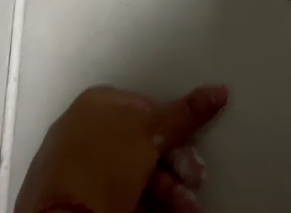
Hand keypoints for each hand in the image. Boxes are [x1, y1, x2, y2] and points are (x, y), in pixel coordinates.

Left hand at [16, 84, 229, 212]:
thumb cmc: (107, 165)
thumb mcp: (152, 135)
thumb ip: (186, 113)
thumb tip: (220, 91)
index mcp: (97, 103)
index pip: (147, 109)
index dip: (173, 132)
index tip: (188, 155)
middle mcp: (83, 129)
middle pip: (142, 144)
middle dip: (175, 166)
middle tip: (193, 183)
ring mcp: (73, 167)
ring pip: (131, 173)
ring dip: (166, 189)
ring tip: (184, 208)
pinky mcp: (69, 199)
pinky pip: (113, 193)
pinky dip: (142, 202)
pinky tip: (165, 211)